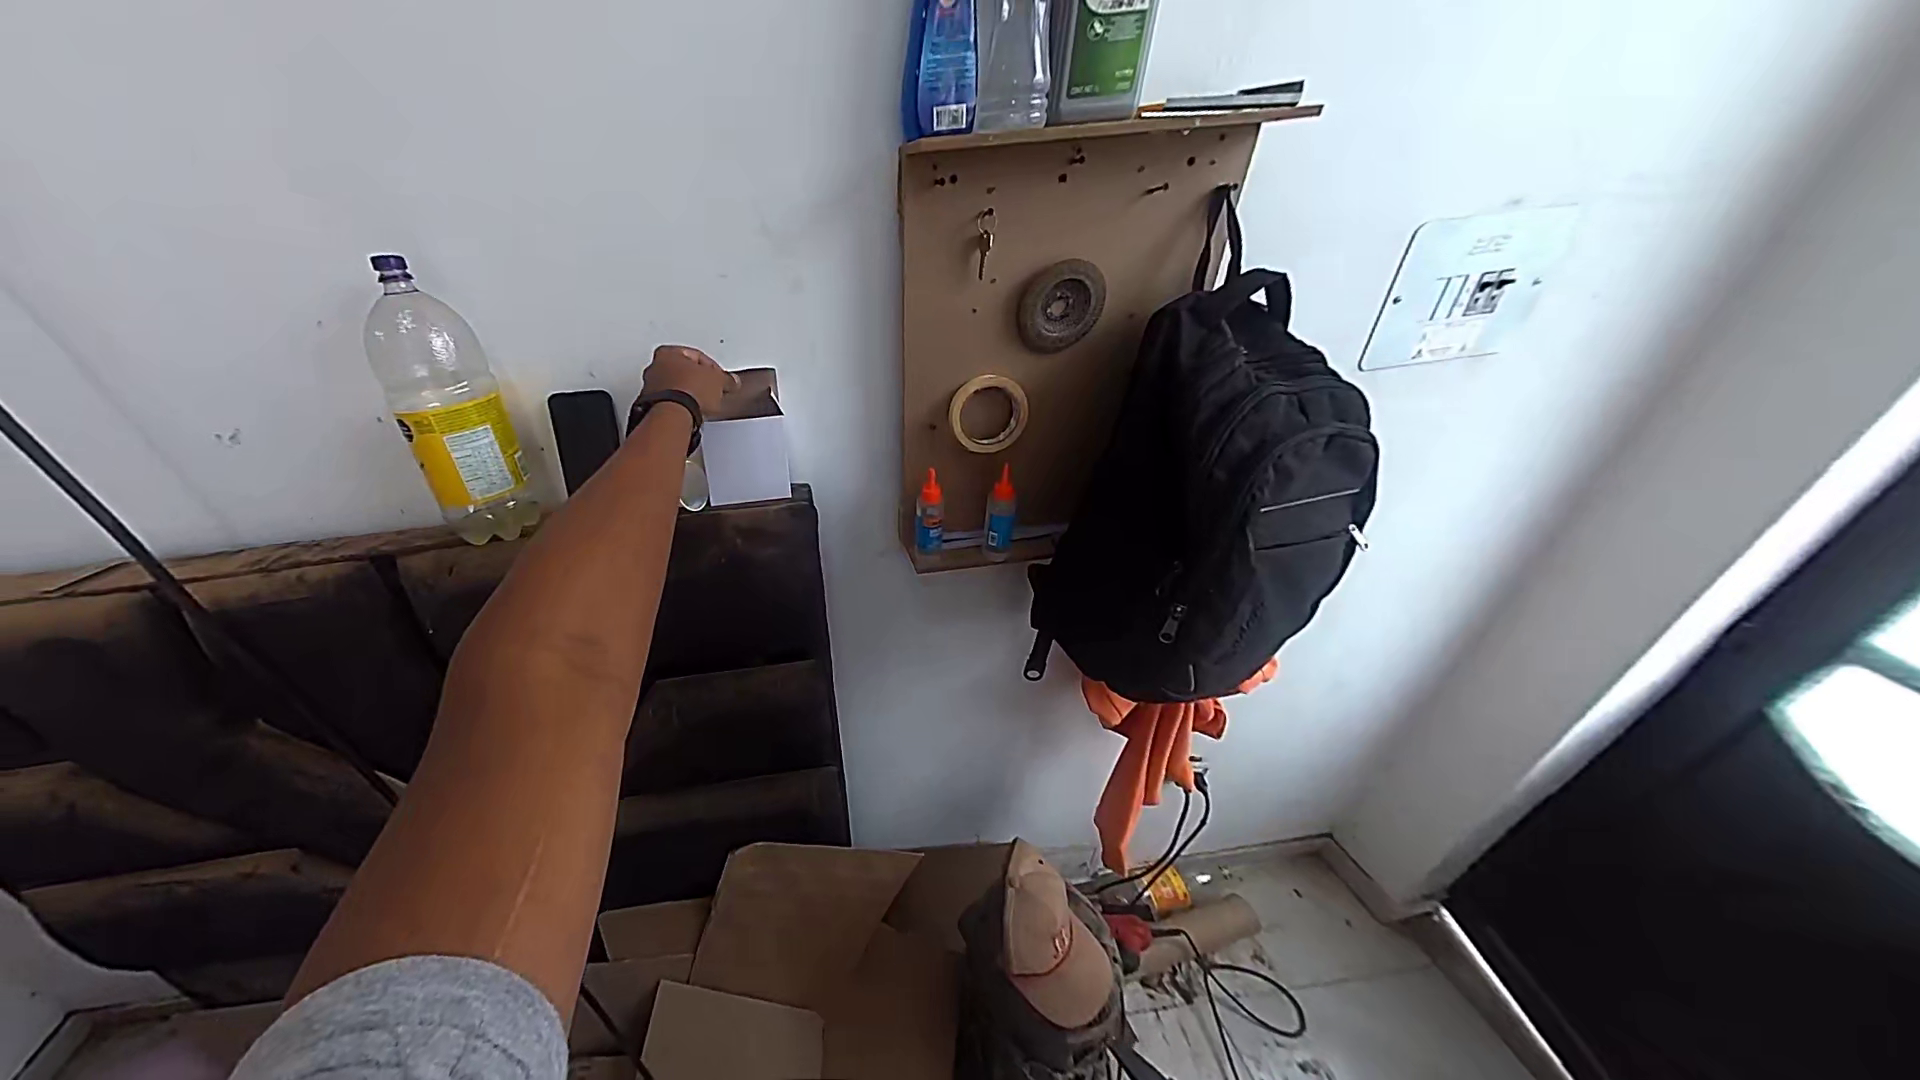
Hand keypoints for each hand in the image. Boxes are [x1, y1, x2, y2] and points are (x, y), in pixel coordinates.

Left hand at [643, 345, 735, 414]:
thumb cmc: (688, 390)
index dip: (713, 367)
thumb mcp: (719, 380)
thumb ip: (727, 379)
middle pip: (682, 370)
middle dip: (697, 379)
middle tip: (711, 388)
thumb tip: (731, 382)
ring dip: (689, 393)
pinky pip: (670, 402)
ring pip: (675, 387)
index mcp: (667, 352)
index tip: (721, 377)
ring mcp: (650, 387)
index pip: (696, 355)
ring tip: (703, 403)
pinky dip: (681, 405)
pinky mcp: (651, 405)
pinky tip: (692, 411)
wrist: (675, 414)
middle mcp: (654, 367)